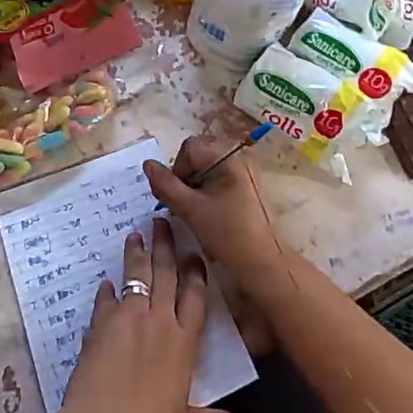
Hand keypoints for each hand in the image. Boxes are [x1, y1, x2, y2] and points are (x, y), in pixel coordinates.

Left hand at [53, 219, 244, 412]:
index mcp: (185, 342)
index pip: (195, 296)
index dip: (195, 272)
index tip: (194, 253)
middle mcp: (160, 322)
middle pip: (166, 273)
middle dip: (165, 245)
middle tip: (162, 220)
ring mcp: (129, 319)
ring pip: (136, 276)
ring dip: (136, 253)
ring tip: (135, 234)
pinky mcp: (100, 324)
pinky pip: (106, 299)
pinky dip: (107, 290)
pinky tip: (106, 282)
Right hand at [144, 139, 282, 274]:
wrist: (264, 264)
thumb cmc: (227, 235)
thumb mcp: (191, 210)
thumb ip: (166, 186)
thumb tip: (148, 165)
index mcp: (229, 158)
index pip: (190, 148)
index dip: (177, 170)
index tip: (178, 197)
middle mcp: (240, 158)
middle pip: (199, 156)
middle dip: (186, 178)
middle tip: (184, 205)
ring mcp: (247, 173)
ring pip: (208, 169)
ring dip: (195, 187)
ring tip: (197, 212)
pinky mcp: (249, 187)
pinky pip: (220, 179)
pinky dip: (208, 192)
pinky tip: (210, 214)